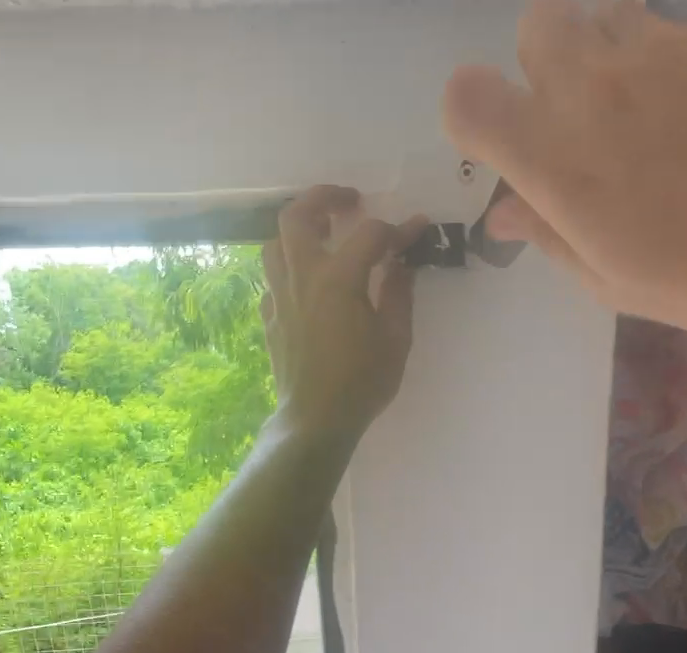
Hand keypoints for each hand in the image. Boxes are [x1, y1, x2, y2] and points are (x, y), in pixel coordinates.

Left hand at [261, 186, 425, 445]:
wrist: (316, 420)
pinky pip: (272, 280)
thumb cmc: (362, 383)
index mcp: (337, 278)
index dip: (398, 229)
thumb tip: (402, 263)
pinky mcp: (270, 319)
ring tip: (322, 240)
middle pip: (297, 216)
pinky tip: (308, 286)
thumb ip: (398, 293)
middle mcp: (301, 277)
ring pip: (274, 245)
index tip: (417, 231)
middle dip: (323, 199)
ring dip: (299, 233)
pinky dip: (290, 271)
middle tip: (349, 203)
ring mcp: (279, 297)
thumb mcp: (395, 339)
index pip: (370, 234)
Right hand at [441, 0, 686, 349]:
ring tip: (647, 111)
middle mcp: (593, 83)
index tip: (505, 144)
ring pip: (606, 13)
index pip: (466, 99)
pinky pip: (679, 32)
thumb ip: (546, 232)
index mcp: (551, 156)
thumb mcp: (606, 278)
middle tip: (583, 122)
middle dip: (545, 66)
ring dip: (608, 53)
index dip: (475, 117)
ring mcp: (663, 46)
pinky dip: (679, 66)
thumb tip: (504, 210)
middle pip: (536, 27)